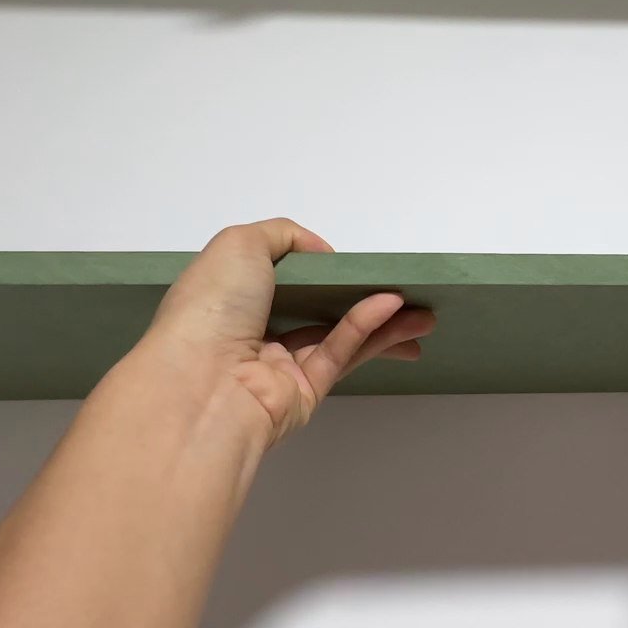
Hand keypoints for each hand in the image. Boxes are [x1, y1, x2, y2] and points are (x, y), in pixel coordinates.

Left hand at [134, 219, 435, 447]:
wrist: (201, 385)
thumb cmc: (213, 307)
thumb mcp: (239, 243)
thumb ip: (284, 235)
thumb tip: (323, 255)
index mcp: (231, 298)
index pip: (280, 279)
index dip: (318, 269)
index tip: (352, 262)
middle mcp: (255, 332)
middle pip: (319, 310)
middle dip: (363, 299)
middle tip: (405, 290)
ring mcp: (280, 366)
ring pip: (340, 336)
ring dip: (385, 322)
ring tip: (427, 314)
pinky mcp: (305, 392)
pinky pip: (340, 353)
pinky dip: (369, 329)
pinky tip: (397, 310)